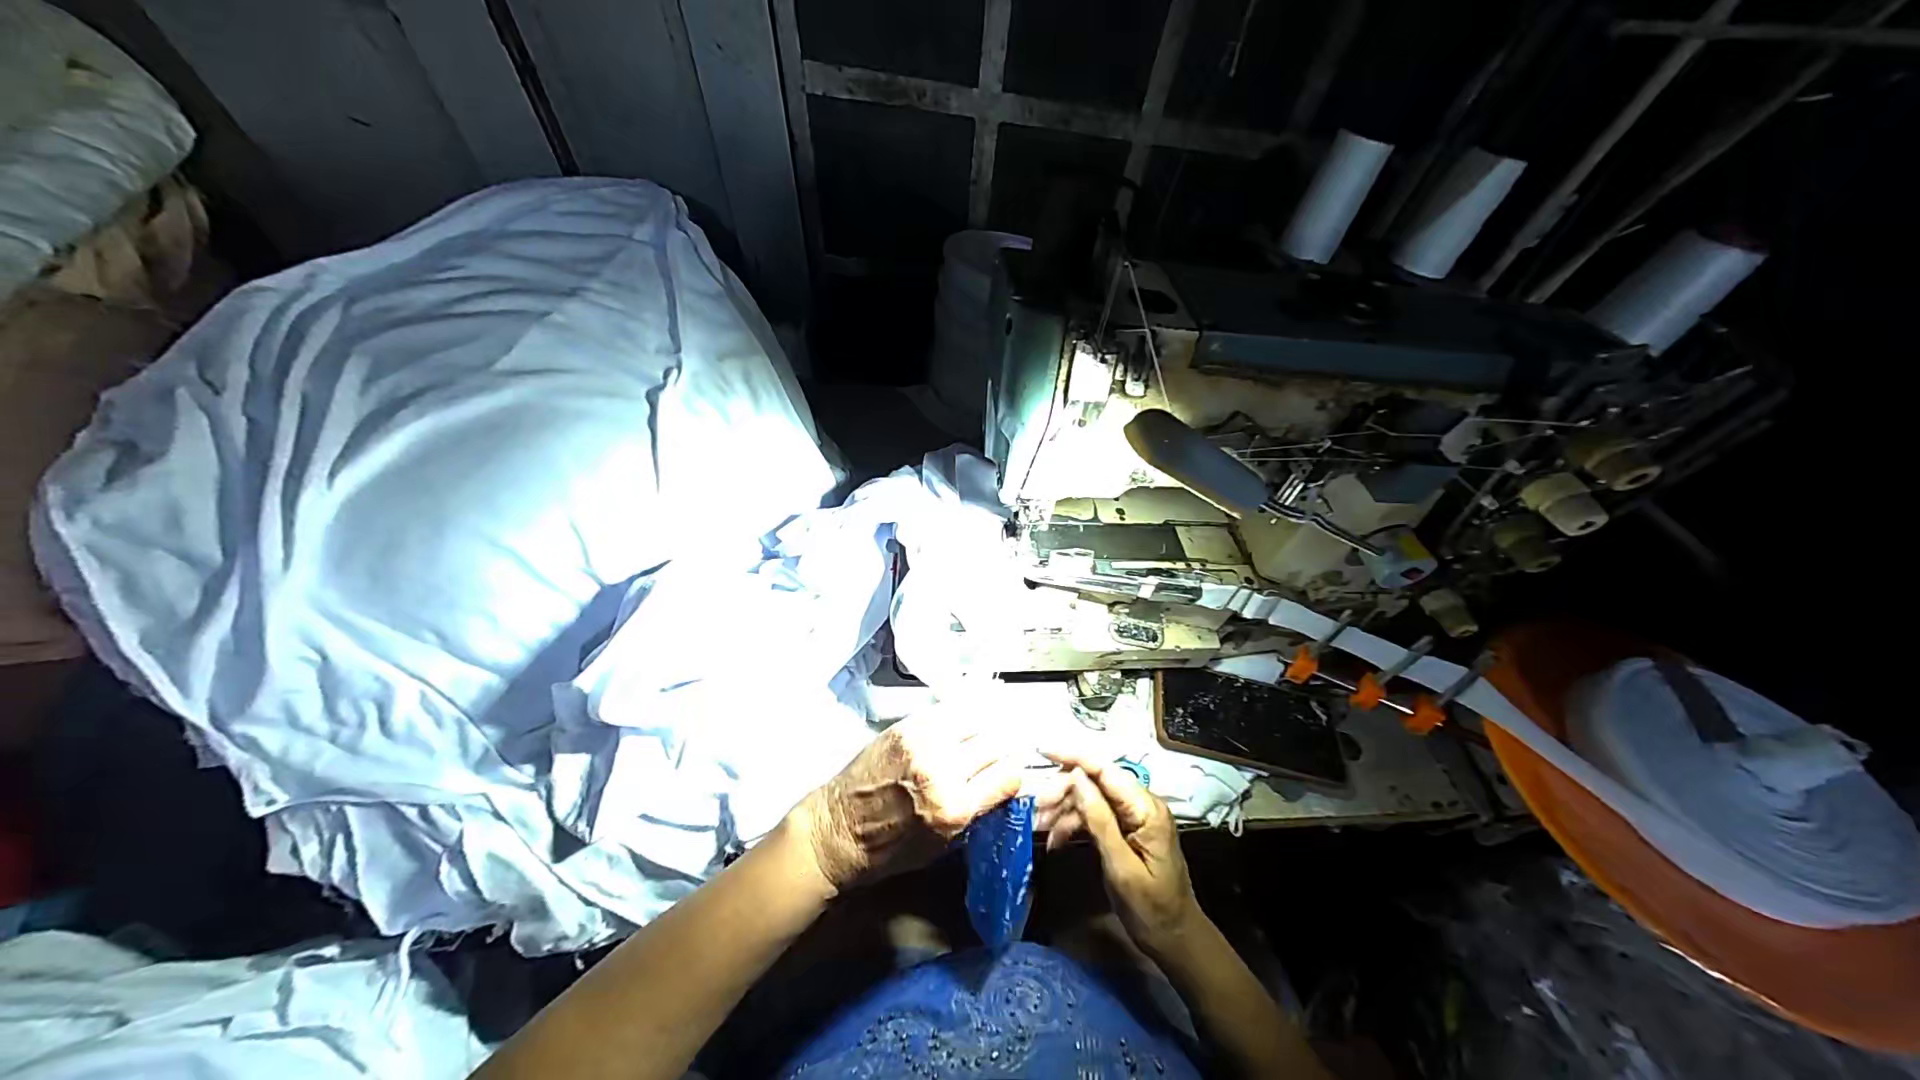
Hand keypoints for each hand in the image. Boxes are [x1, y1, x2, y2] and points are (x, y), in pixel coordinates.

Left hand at [793, 713, 1025, 893]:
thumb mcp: (944, 843)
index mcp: (956, 807)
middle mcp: (943, 771)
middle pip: (996, 742)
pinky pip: (948, 709)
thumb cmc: (890, 848)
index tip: (1013, 770)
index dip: (1016, 771)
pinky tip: (966, 715)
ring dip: (987, 724)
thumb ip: (977, 810)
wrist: (839, 830)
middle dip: (1005, 745)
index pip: (1009, 775)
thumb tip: (1003, 783)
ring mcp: (923, 743)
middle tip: (1005, 746)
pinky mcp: (906, 726)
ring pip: (976, 718)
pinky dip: (962, 712)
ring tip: (987, 728)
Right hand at [1038, 752, 1204, 960]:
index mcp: (1147, 810)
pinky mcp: (1125, 829)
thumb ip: (1100, 820)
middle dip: (1063, 791)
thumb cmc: (1152, 909)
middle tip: (1037, 809)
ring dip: (1064, 810)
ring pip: (1091, 798)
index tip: (1044, 750)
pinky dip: (1073, 824)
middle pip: (1095, 782)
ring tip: (1041, 828)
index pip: (1106, 770)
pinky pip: (1094, 815)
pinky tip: (1056, 840)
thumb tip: (1078, 778)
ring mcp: (1133, 816)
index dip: (1074, 757)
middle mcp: (1141, 805)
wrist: (1175, 940)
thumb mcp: (1121, 867)